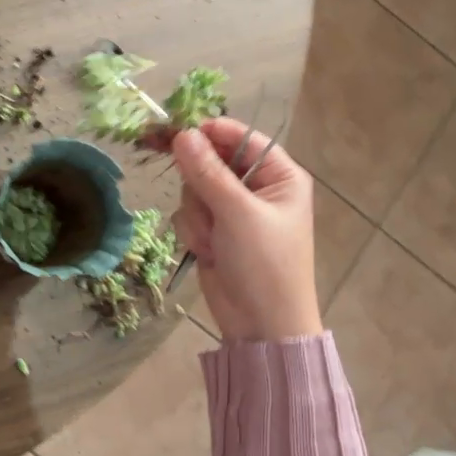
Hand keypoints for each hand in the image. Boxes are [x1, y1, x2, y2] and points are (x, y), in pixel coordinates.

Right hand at [171, 117, 323, 341]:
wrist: (260, 321)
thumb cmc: (264, 264)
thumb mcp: (237, 214)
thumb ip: (207, 172)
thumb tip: (182, 134)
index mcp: (279, 176)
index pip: (242, 139)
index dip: (210, 134)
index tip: (176, 133)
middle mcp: (256, 188)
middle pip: (210, 163)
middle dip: (201, 187)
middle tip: (201, 204)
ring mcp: (232, 211)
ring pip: (193, 191)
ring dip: (197, 216)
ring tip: (214, 240)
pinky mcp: (214, 232)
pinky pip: (188, 215)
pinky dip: (193, 232)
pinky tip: (208, 251)